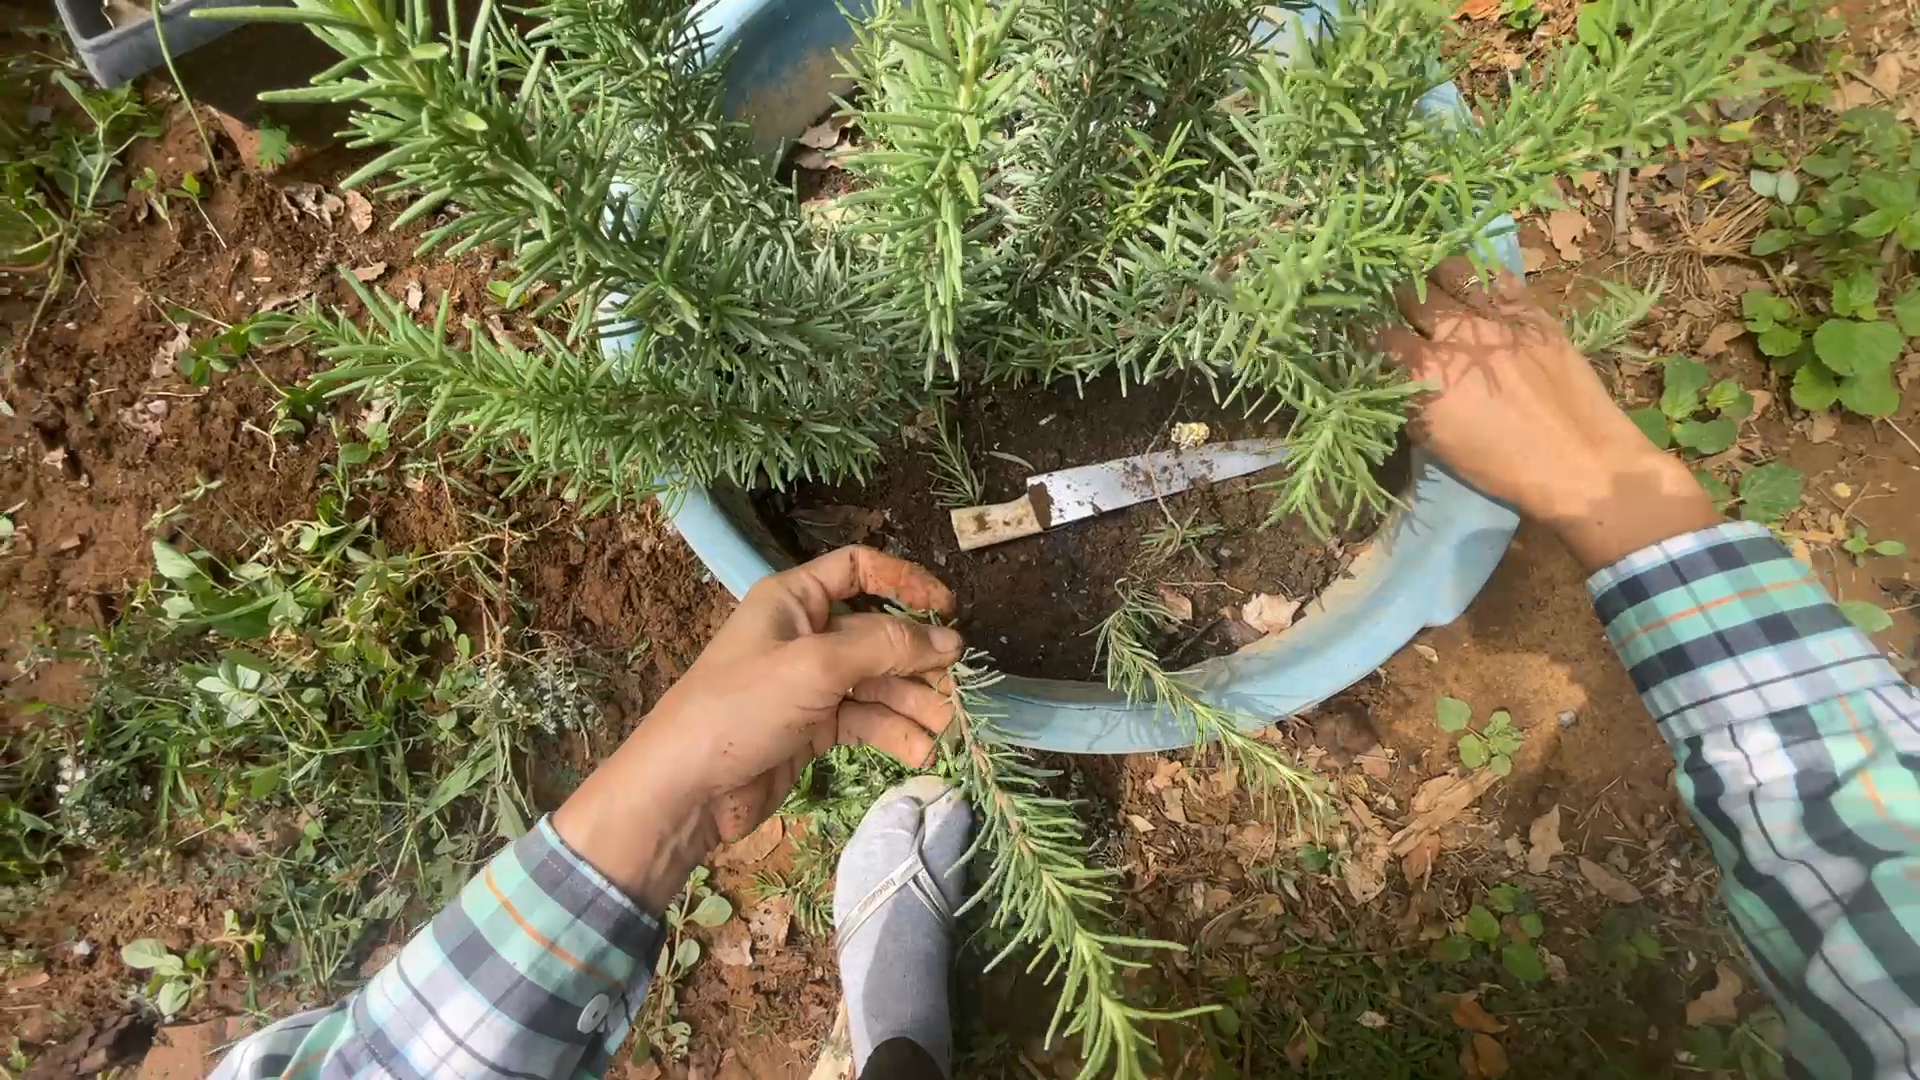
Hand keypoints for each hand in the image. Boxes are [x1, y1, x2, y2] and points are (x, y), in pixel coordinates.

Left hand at [552, 546, 963, 909]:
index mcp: (796, 599)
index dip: (905, 581)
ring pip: (877, 681)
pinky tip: (918, 750)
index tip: (948, 608)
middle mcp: (806, 634)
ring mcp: (811, 683)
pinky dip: (893, 731)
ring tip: (946, 727)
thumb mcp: (817, 666)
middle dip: (917, 659)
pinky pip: (866, 718)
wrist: (683, 793)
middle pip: (878, 633)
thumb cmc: (742, 707)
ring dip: (913, 702)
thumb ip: (885, 647)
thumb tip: (950, 640)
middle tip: (956, 684)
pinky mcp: (815, 726)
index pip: (860, 569)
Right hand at [1379, 257, 1720, 570]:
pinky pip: (1501, 281)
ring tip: (1427, 279)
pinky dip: (1481, 278)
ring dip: (1434, 277)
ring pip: (1456, 276)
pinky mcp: (1535, 316)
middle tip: (1389, 301)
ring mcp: (1499, 320)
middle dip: (1394, 299)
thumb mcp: (1433, 438)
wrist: (1579, 460)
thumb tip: (1393, 377)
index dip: (1367, 333)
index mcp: (1426, 372)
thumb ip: (1408, 400)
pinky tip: (1472, 283)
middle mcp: (1458, 337)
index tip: (1362, 333)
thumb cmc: (1495, 461)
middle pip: (1413, 299)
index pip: (1382, 337)